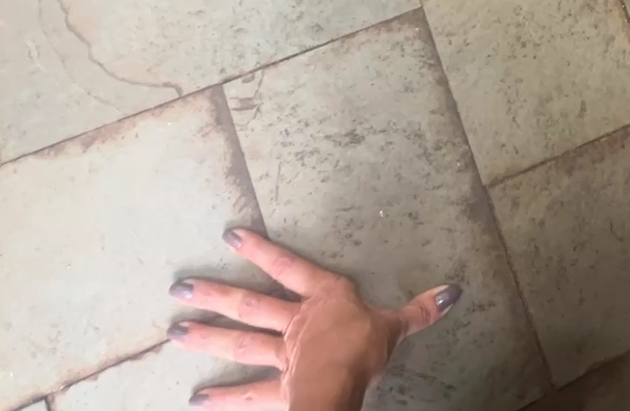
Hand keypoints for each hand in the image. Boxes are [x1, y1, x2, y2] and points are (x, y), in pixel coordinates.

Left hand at [168, 228, 459, 408]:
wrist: (341, 389)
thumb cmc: (364, 350)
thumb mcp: (395, 326)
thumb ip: (420, 309)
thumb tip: (454, 291)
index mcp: (323, 298)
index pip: (289, 267)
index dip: (260, 250)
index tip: (230, 235)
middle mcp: (296, 322)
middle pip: (251, 304)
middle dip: (216, 294)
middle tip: (181, 285)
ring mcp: (282, 356)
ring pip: (240, 341)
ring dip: (208, 335)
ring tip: (175, 329)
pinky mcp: (278, 389)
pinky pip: (248, 393)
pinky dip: (224, 395)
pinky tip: (196, 396)